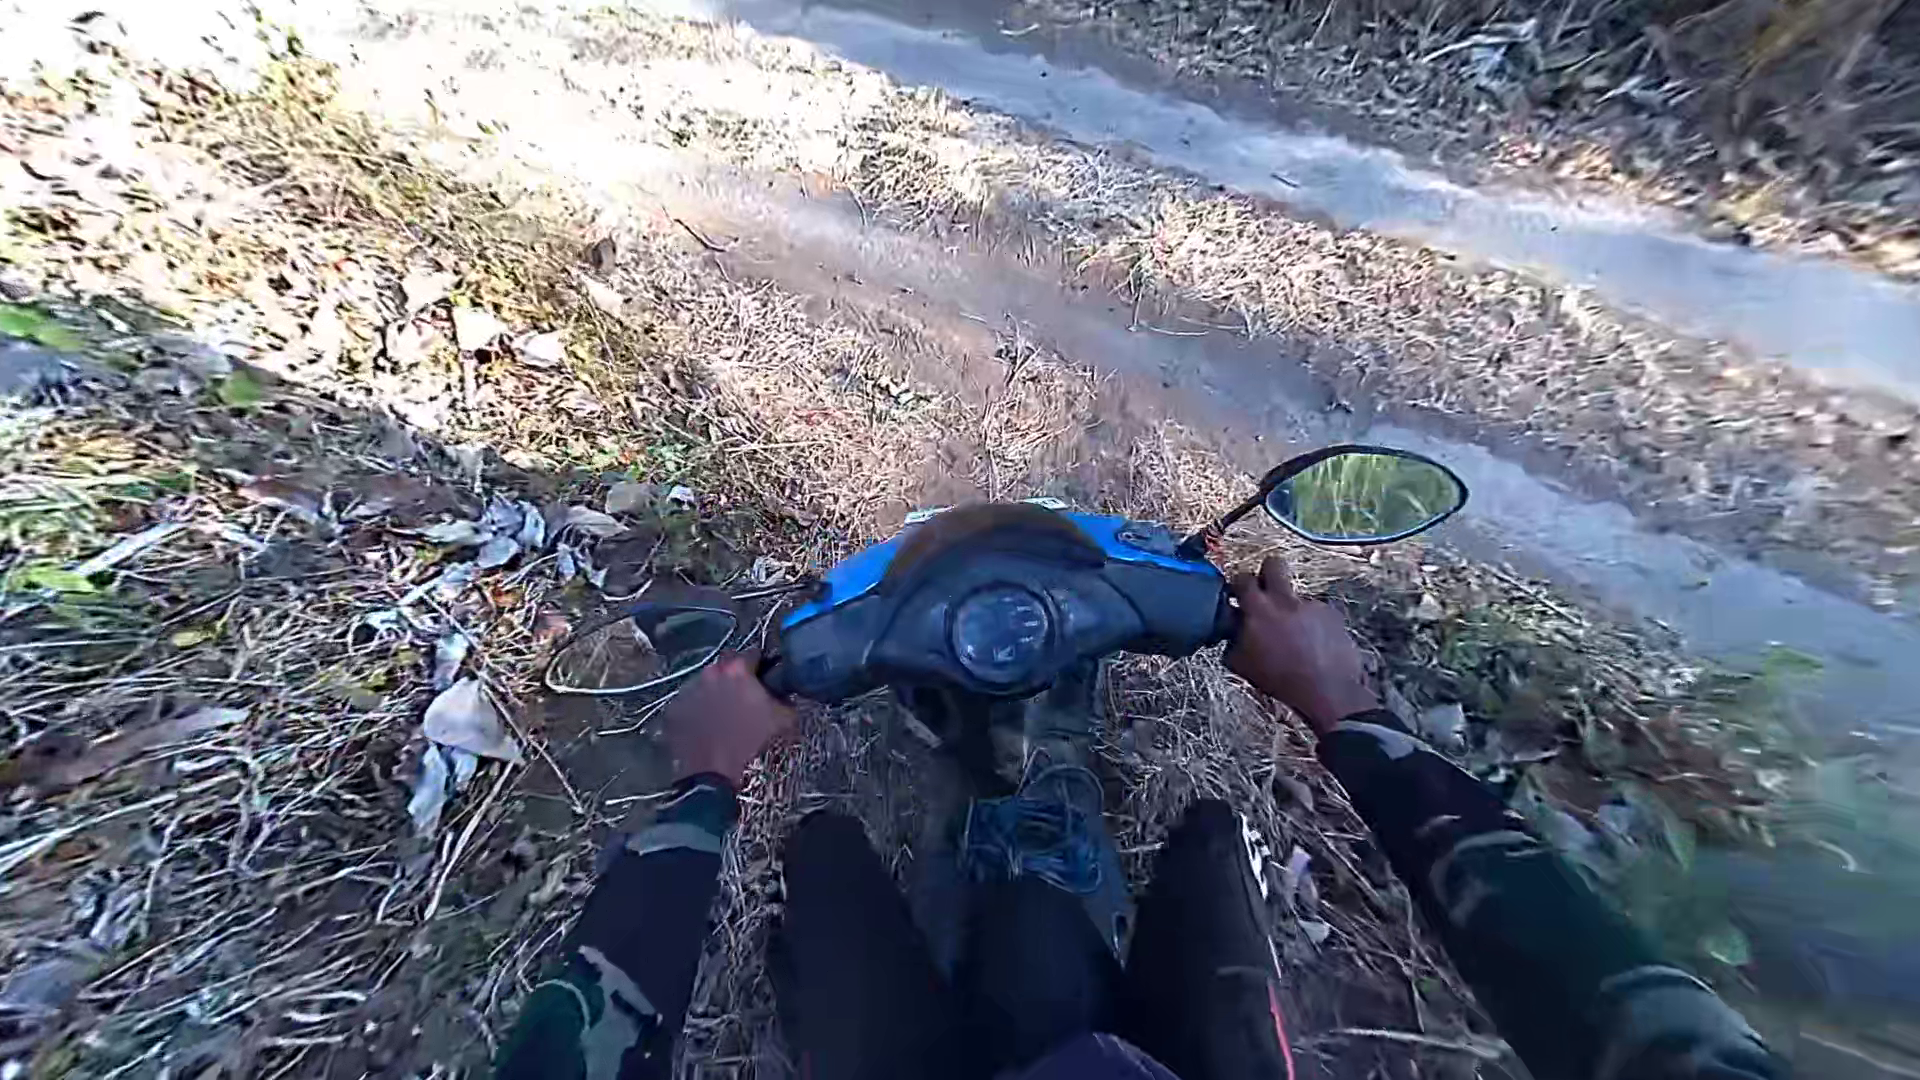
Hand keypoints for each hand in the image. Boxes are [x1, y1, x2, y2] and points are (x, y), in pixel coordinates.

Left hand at [661, 650, 794, 785]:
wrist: (712, 775)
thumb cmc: (751, 742)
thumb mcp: (784, 719)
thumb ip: (786, 698)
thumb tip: (784, 693)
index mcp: (737, 670)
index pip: (753, 653)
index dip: (762, 664)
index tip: (766, 676)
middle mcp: (709, 673)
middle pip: (726, 665)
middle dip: (736, 675)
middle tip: (746, 694)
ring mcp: (687, 690)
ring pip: (706, 682)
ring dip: (715, 690)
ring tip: (724, 711)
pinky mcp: (673, 710)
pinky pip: (689, 702)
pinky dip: (698, 708)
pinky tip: (707, 724)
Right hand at [1225, 556, 1378, 734]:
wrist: (1326, 691)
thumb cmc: (1280, 679)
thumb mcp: (1240, 662)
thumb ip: (1232, 639)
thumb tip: (1231, 630)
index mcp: (1258, 608)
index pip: (1242, 577)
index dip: (1239, 582)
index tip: (1239, 591)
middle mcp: (1285, 600)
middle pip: (1274, 564)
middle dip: (1267, 571)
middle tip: (1264, 588)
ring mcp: (1311, 605)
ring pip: (1296, 594)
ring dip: (1291, 607)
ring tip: (1293, 633)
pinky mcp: (1333, 615)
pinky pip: (1316, 611)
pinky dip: (1311, 623)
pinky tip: (1311, 642)